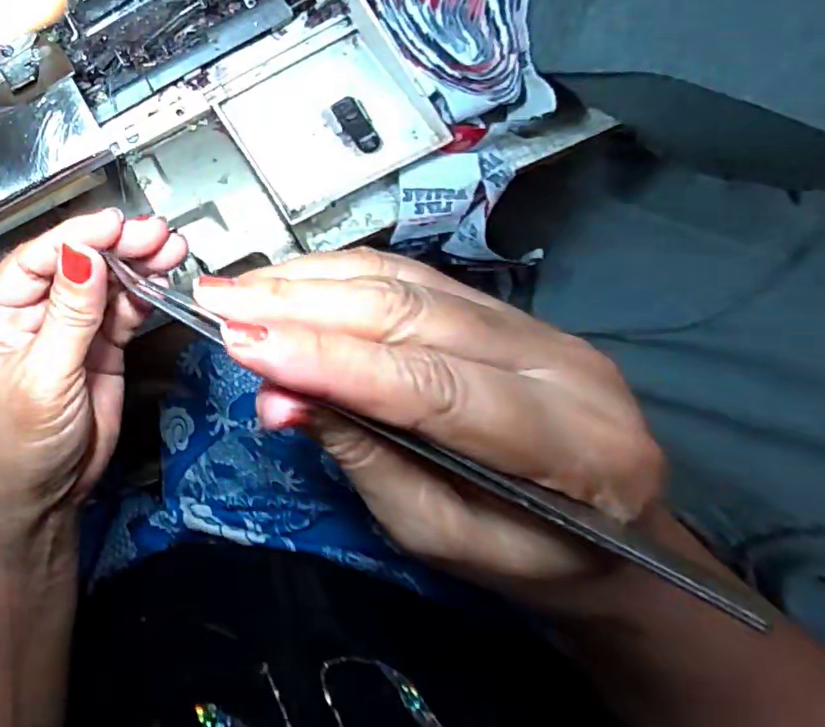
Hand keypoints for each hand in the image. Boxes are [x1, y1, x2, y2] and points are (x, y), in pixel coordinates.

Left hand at [0, 210, 187, 542]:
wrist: (44, 501)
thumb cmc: (19, 444)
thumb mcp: (42, 378)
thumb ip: (68, 315)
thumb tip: (83, 254)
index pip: (36, 258)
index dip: (77, 236)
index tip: (114, 224)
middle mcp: (31, 309)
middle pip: (75, 261)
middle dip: (115, 244)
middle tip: (154, 232)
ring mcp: (68, 324)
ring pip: (104, 280)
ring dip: (137, 261)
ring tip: (169, 245)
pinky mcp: (98, 343)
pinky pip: (122, 307)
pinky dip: (144, 291)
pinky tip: (164, 274)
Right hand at [194, 248, 665, 590]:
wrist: (605, 530)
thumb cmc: (523, 553)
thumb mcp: (438, 534)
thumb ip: (363, 458)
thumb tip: (277, 398)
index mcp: (572, 442)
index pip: (427, 383)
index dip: (327, 358)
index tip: (243, 344)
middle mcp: (558, 361)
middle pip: (407, 313)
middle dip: (299, 305)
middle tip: (219, 304)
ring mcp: (529, 320)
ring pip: (398, 279)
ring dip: (304, 280)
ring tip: (234, 289)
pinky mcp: (493, 302)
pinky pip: (402, 272)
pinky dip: (330, 273)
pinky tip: (281, 279)